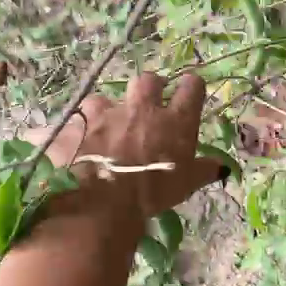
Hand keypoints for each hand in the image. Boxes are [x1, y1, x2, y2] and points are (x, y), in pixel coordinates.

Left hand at [31, 72, 222, 226]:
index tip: (189, 93)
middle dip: (148, 88)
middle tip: (146, 104)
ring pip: (102, 99)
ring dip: (102, 110)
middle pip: (147, 80)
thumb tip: (221, 167)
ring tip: (100, 126)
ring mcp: (103, 117)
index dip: (191, 87)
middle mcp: (142, 110)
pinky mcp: (70, 130)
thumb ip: (205, 169)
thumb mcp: (187, 183)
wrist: (97, 206)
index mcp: (176, 119)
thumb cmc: (152, 192)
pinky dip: (65, 134)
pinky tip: (65, 146)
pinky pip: (64, 126)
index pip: (192, 86)